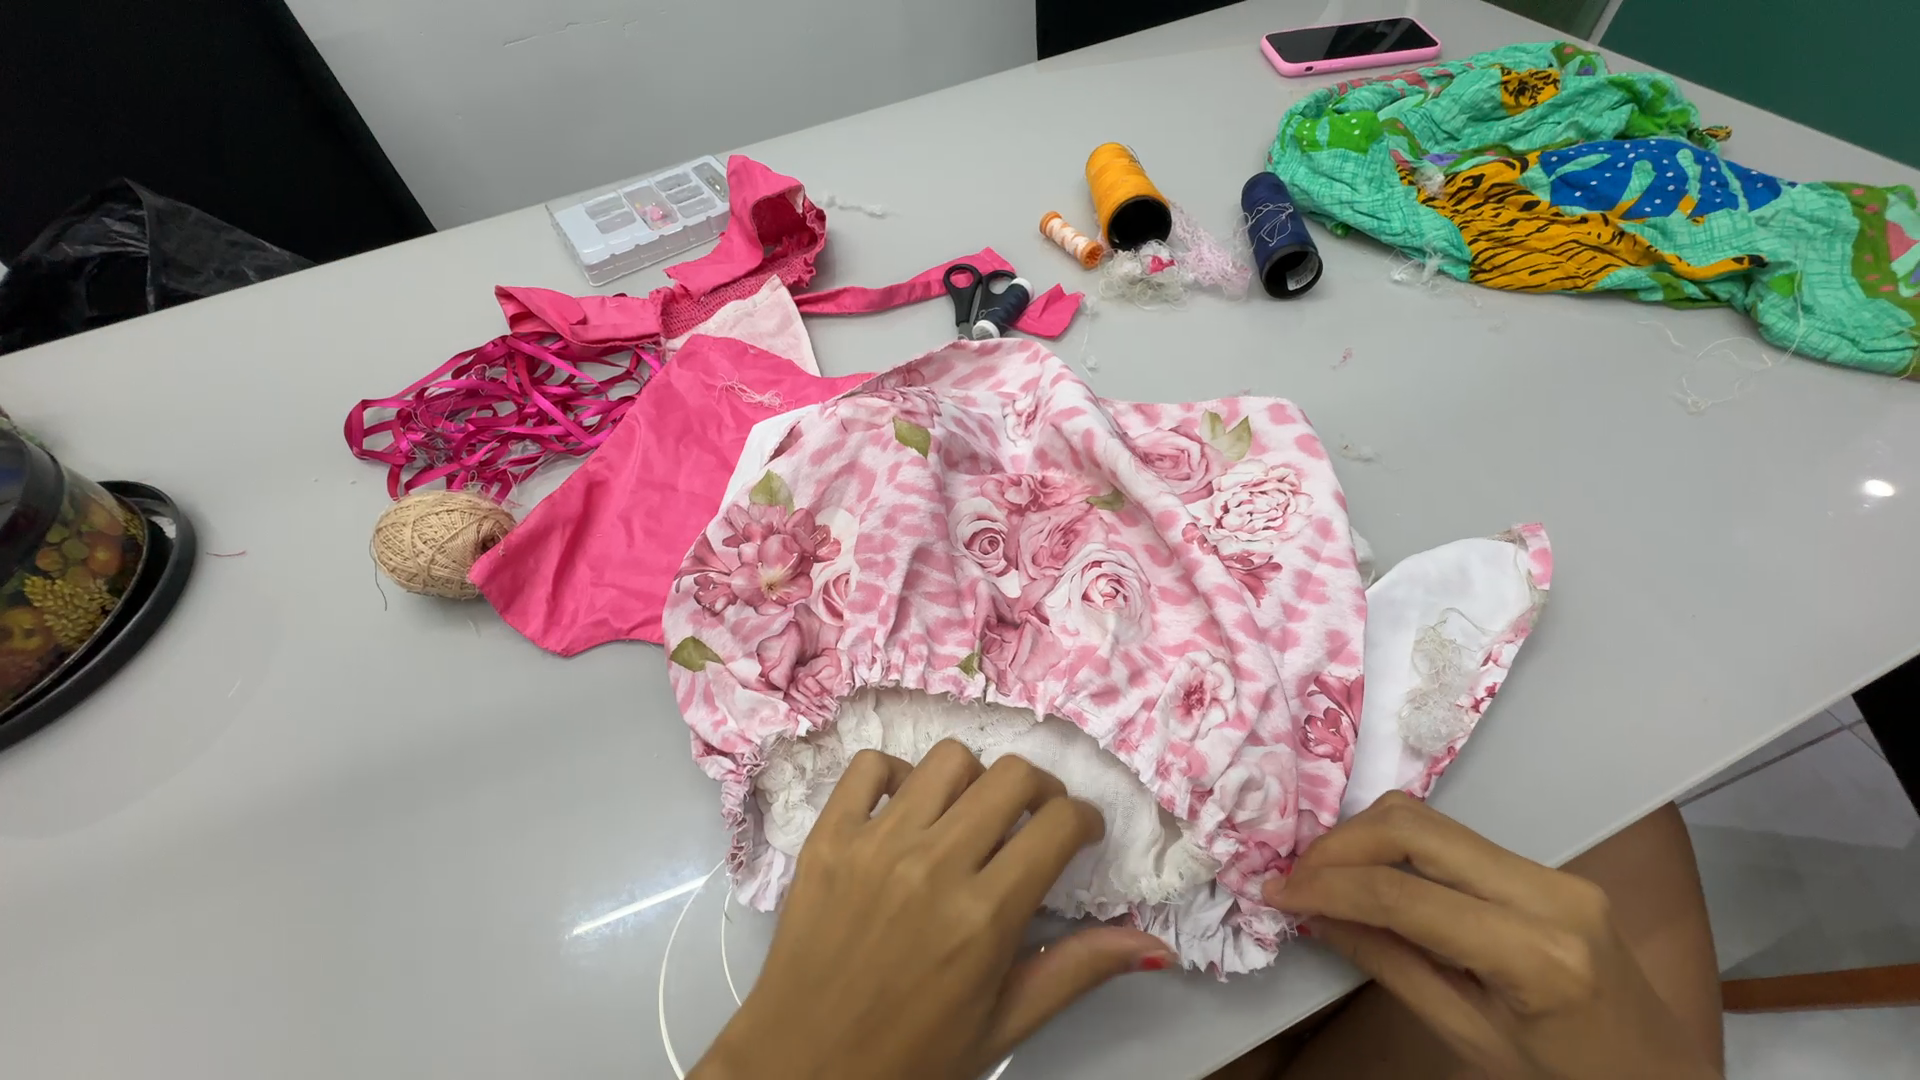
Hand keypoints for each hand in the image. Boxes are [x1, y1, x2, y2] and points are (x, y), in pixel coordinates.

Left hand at [693, 740, 1174, 1079]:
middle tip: (1034, 817)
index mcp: (984, 916)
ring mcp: (874, 842)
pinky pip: (870, 765)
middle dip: (1040, 788)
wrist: (801, 1071)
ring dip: (974, 780)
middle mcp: (933, 864)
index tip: (1079, 832)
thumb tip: (1154, 942)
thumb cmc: (913, 1056)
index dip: (1083, 818)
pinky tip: (905, 808)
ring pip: (948, 759)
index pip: (1058, 823)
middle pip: (1012, 775)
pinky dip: (896, 774)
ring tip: (968, 814)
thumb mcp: (1004, 1024)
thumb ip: (1077, 970)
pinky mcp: (827, 835)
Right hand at [1267, 793, 1718, 1079]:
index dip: (1329, 885)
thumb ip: (1387, 963)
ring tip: (1325, 872)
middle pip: (1413, 828)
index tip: (1277, 890)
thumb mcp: (1469, 1039)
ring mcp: (1552, 873)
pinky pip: (1449, 836)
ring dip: (1361, 837)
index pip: (1404, 894)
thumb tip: (1312, 911)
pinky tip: (1368, 871)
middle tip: (1296, 874)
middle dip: (1339, 844)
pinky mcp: (1546, 869)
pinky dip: (1393, 844)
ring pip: (1426, 819)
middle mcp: (1549, 894)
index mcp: (1537, 955)